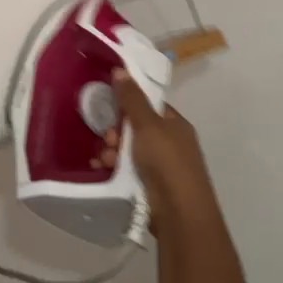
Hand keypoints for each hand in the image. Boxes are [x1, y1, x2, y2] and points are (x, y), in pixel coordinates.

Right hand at [112, 68, 215, 223]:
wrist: (179, 212)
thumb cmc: (167, 162)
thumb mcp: (148, 125)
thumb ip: (132, 98)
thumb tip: (120, 69)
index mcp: (175, 125)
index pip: (149, 105)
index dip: (128, 102)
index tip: (109, 103)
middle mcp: (169, 142)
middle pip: (133, 126)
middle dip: (115, 131)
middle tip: (110, 138)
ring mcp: (159, 164)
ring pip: (126, 147)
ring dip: (111, 150)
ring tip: (107, 158)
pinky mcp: (148, 182)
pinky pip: (124, 166)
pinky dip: (112, 165)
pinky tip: (102, 167)